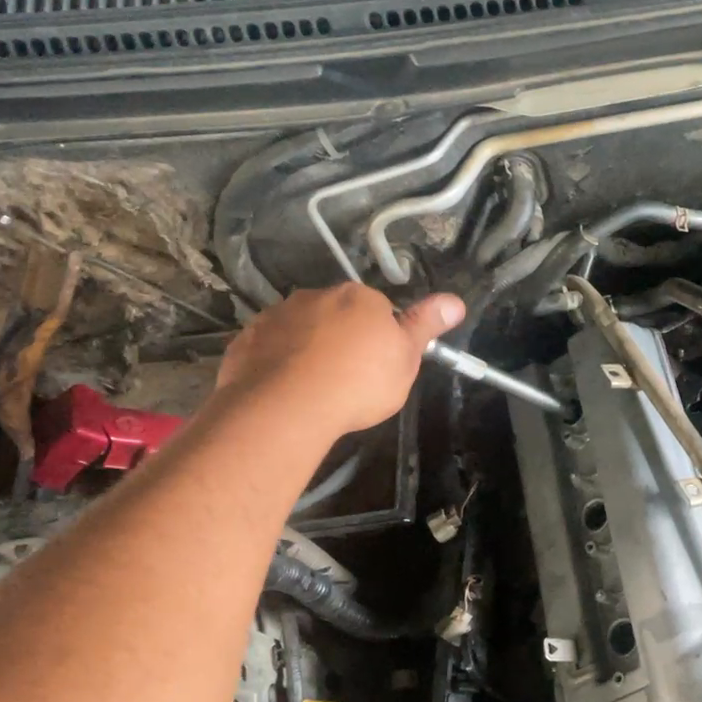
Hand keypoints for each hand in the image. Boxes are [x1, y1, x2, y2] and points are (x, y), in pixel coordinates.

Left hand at [217, 284, 463, 438]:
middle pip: (337, 314)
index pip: (378, 308)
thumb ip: (426, 326)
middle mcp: (316, 295)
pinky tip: (287, 389)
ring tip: (317, 386)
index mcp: (360, 298)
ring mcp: (277, 316)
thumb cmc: (360, 382)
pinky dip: (279, 362)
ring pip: (302, 328)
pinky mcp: (246, 340)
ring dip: (310, 348)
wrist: (288, 406)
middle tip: (352, 376)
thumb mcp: (406, 358)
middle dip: (344, 337)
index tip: (382, 364)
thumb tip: (456, 300)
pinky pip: (271, 348)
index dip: (382, 336)